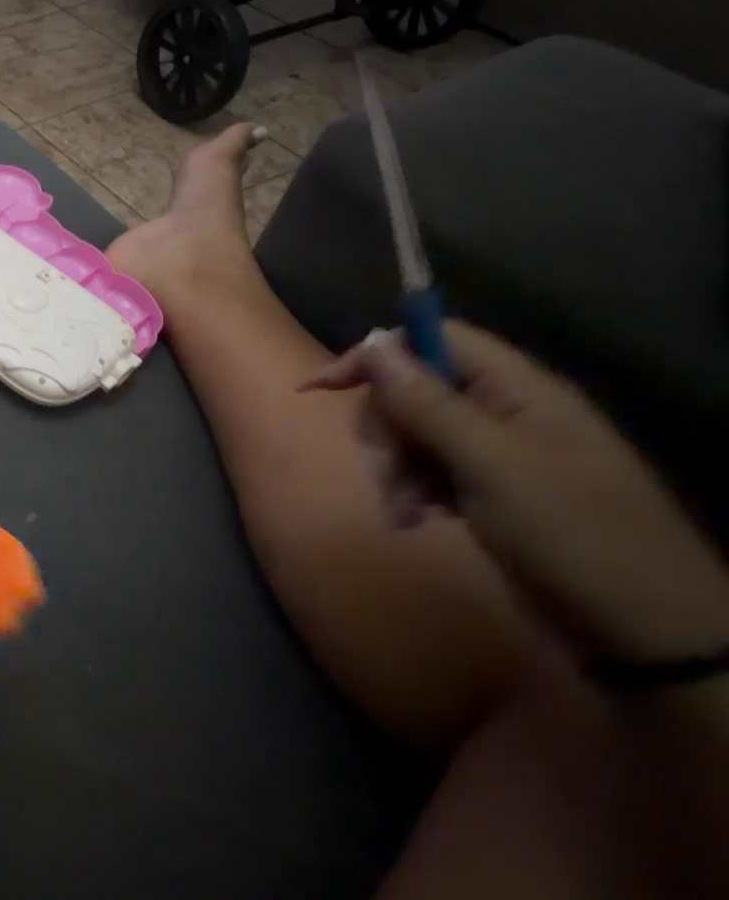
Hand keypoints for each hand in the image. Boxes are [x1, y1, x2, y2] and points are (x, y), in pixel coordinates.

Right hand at [305, 322, 728, 667]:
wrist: (640, 626)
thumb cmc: (571, 534)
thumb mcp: (490, 464)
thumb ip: (428, 403)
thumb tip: (372, 343)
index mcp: (519, 390)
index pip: (434, 339)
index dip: (377, 355)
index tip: (324, 389)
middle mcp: (505, 411)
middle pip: (413, 389)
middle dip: (385, 428)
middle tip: (384, 471)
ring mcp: (496, 453)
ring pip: (412, 433)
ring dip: (393, 468)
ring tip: (401, 510)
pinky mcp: (487, 490)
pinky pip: (427, 470)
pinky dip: (410, 491)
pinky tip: (414, 520)